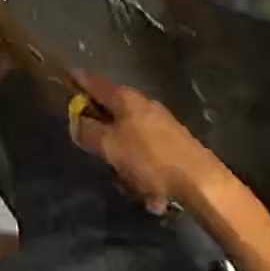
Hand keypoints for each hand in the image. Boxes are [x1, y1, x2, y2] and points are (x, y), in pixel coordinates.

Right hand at [71, 69, 219, 212]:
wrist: (204, 182)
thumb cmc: (151, 158)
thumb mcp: (110, 147)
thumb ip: (88, 133)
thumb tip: (75, 123)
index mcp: (124, 98)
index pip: (93, 81)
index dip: (78, 79)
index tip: (66, 77)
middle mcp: (142, 104)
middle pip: (112, 111)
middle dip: (103, 132)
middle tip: (97, 150)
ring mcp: (161, 123)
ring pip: (130, 136)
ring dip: (126, 158)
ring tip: (130, 183)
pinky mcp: (175, 143)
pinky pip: (149, 154)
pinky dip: (145, 170)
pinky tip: (152, 193)